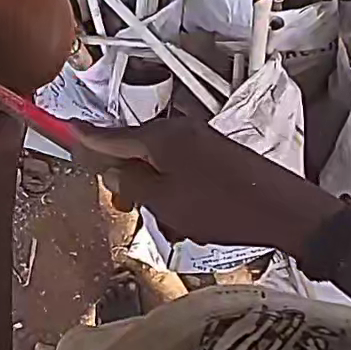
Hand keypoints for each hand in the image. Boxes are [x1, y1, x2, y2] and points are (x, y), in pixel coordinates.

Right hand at [74, 115, 338, 251]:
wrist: (285, 211)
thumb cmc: (221, 208)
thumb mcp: (165, 203)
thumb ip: (131, 185)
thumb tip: (111, 172)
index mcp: (160, 138)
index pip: (111, 134)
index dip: (85, 137)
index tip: (64, 129)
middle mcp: (178, 131)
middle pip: (134, 149)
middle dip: (126, 178)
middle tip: (126, 207)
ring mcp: (199, 140)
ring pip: (158, 163)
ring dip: (153, 190)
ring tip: (168, 220)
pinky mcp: (216, 154)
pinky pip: (180, 169)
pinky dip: (175, 190)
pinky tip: (188, 216)